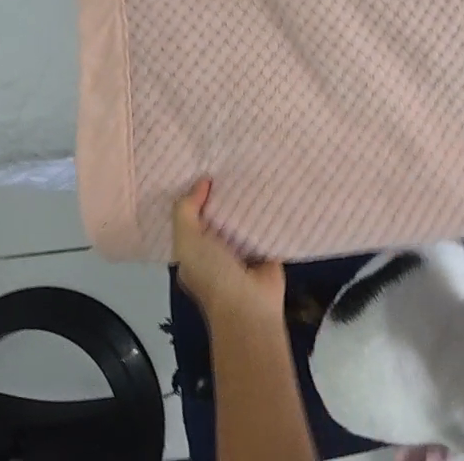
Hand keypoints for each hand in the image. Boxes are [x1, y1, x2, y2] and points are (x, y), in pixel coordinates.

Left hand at [172, 179, 284, 323]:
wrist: (249, 304)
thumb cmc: (213, 275)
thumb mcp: (187, 244)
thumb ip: (186, 212)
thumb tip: (202, 181)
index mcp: (193, 248)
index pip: (193, 215)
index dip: (196, 193)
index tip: (206, 166)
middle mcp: (217, 246)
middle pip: (220, 212)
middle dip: (226, 191)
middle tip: (235, 159)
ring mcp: (243, 246)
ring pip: (244, 215)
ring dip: (250, 197)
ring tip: (257, 165)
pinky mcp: (267, 245)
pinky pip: (267, 221)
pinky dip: (271, 207)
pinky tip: (276, 185)